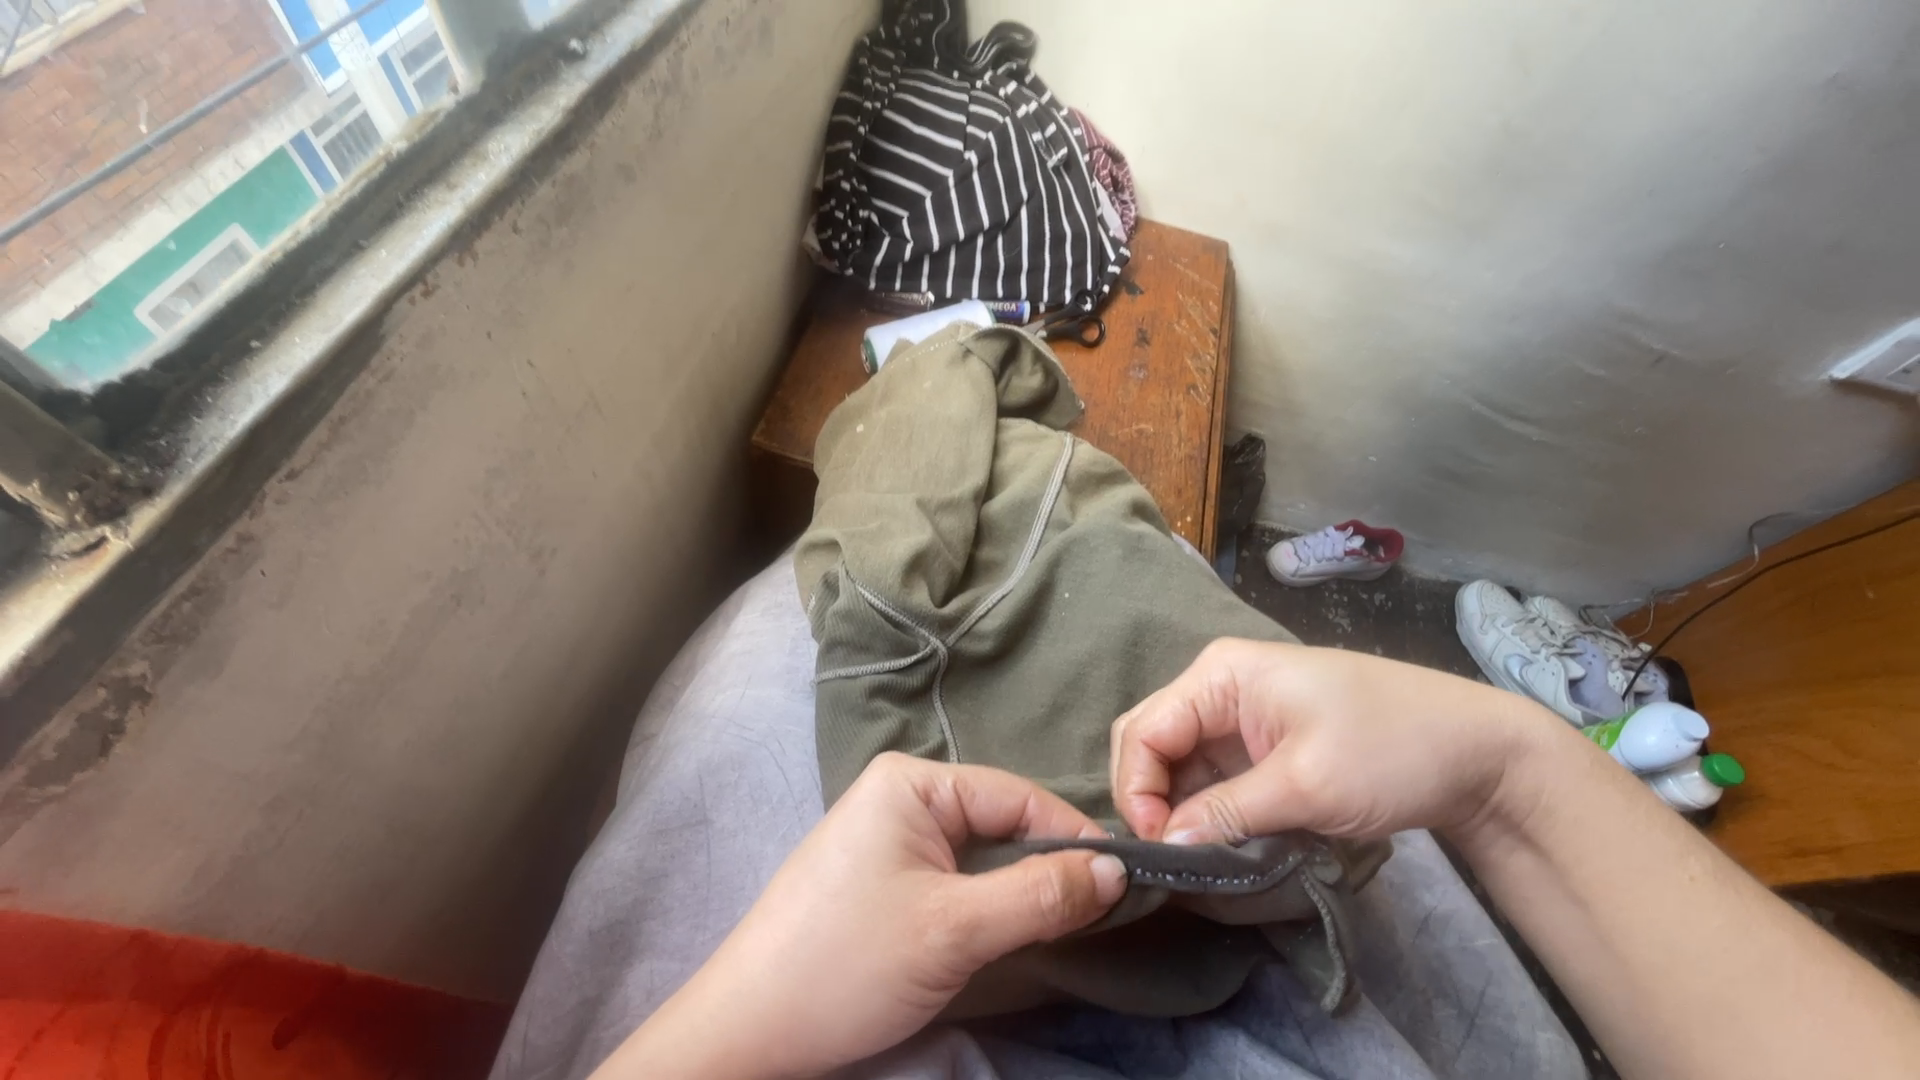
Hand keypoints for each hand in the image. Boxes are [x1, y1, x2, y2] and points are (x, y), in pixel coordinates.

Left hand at [599, 753, 1127, 1079]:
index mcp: (911, 782)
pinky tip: (1005, 924)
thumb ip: (1040, 895)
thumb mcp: (956, 929)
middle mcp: (897, 792)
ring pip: (976, 849)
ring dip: (1017, 883)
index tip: (1123, 880)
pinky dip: (985, 896)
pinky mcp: (878, 871)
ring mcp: (884, 832)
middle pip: (997, 818)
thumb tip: (1116, 870)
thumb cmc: (850, 964)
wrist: (747, 1031)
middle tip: (1097, 908)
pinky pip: (950, 870)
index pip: (1014, 794)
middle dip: (1045, 862)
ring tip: (1061, 919)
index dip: (1071, 835)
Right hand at [1109, 638, 1562, 845]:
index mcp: (1220, 674)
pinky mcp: (1260, 741)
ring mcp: (1239, 713)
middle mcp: (1219, 686)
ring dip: (1178, 808)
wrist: (1480, 753)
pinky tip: (1218, 841)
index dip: (1137, 788)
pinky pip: (1211, 774)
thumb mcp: (1305, 785)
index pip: (1145, 728)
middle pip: (1152, 740)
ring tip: (1195, 856)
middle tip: (1169, 855)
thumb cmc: (1392, 750)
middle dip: (1149, 797)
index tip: (1158, 848)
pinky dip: (1207, 809)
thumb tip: (1163, 847)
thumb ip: (1225, 814)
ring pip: (1178, 761)